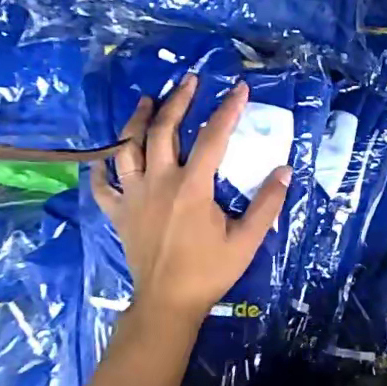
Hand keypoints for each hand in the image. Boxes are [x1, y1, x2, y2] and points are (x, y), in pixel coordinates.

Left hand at [91, 74, 291, 322]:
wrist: (167, 304)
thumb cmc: (209, 271)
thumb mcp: (247, 240)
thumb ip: (267, 204)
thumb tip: (285, 170)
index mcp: (192, 187)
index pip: (212, 137)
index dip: (228, 110)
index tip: (240, 89)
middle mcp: (159, 182)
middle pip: (163, 130)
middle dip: (177, 101)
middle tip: (189, 81)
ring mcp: (133, 196)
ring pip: (127, 148)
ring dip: (136, 121)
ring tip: (146, 101)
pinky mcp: (118, 213)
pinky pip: (102, 185)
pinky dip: (102, 168)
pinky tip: (106, 156)